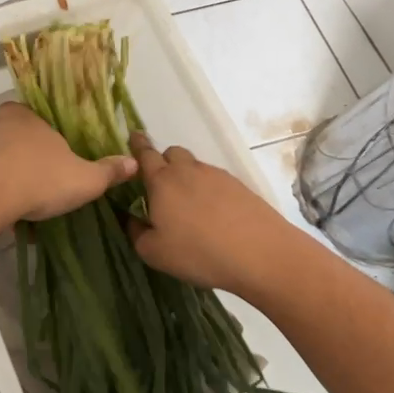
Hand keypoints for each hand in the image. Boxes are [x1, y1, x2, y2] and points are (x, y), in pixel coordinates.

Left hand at [0, 102, 136, 222]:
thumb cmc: (40, 178)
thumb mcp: (84, 179)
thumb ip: (107, 171)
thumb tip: (134, 162)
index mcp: (27, 119)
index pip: (27, 111)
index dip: (36, 124)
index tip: (47, 143)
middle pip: (11, 135)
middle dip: (24, 153)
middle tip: (41, 174)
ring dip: (8, 175)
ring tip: (26, 199)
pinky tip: (9, 214)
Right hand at [127, 132, 317, 291]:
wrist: (261, 255)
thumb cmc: (199, 253)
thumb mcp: (154, 252)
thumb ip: (136, 232)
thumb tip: (132, 218)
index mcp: (162, 181)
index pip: (145, 154)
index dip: (137, 145)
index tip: (133, 137)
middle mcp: (188, 171)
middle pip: (172, 153)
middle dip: (163, 162)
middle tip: (160, 187)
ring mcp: (217, 176)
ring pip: (195, 166)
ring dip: (186, 177)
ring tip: (189, 207)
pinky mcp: (240, 186)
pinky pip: (215, 180)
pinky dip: (208, 190)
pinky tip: (213, 215)